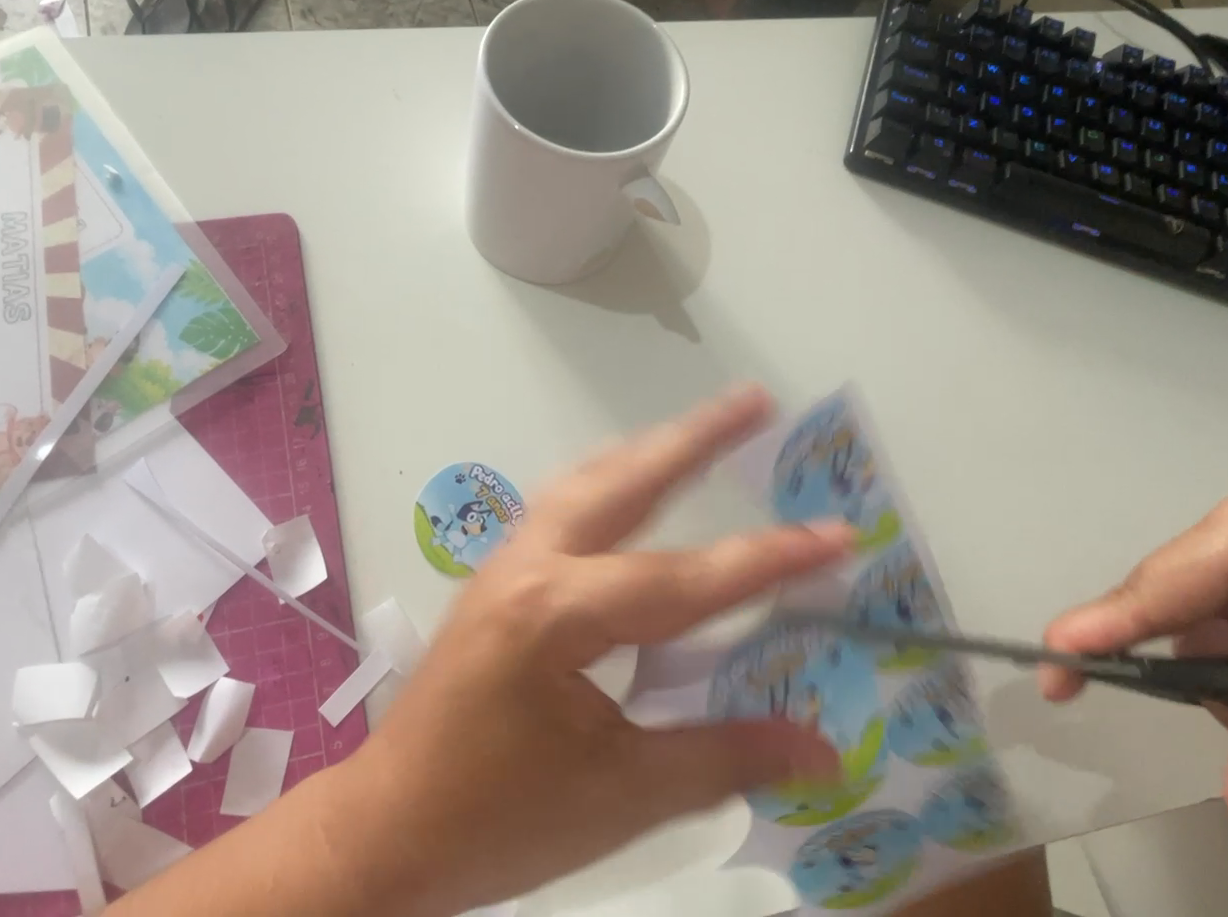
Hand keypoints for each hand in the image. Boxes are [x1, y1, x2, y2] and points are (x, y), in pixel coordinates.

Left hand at [336, 385, 847, 915]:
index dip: (769, 560)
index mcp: (558, 615)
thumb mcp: (622, 795)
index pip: (685, 580)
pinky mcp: (495, 581)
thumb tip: (821, 747)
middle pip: (623, 482)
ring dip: (647, 453)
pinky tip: (632, 492)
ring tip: (700, 430)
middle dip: (694, 438)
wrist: (389, 829)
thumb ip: (724, 756)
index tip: (839, 535)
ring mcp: (504, 565)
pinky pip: (561, 509)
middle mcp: (529, 567)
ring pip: (584, 484)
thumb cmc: (499, 818)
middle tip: (755, 398)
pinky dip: (608, 484)